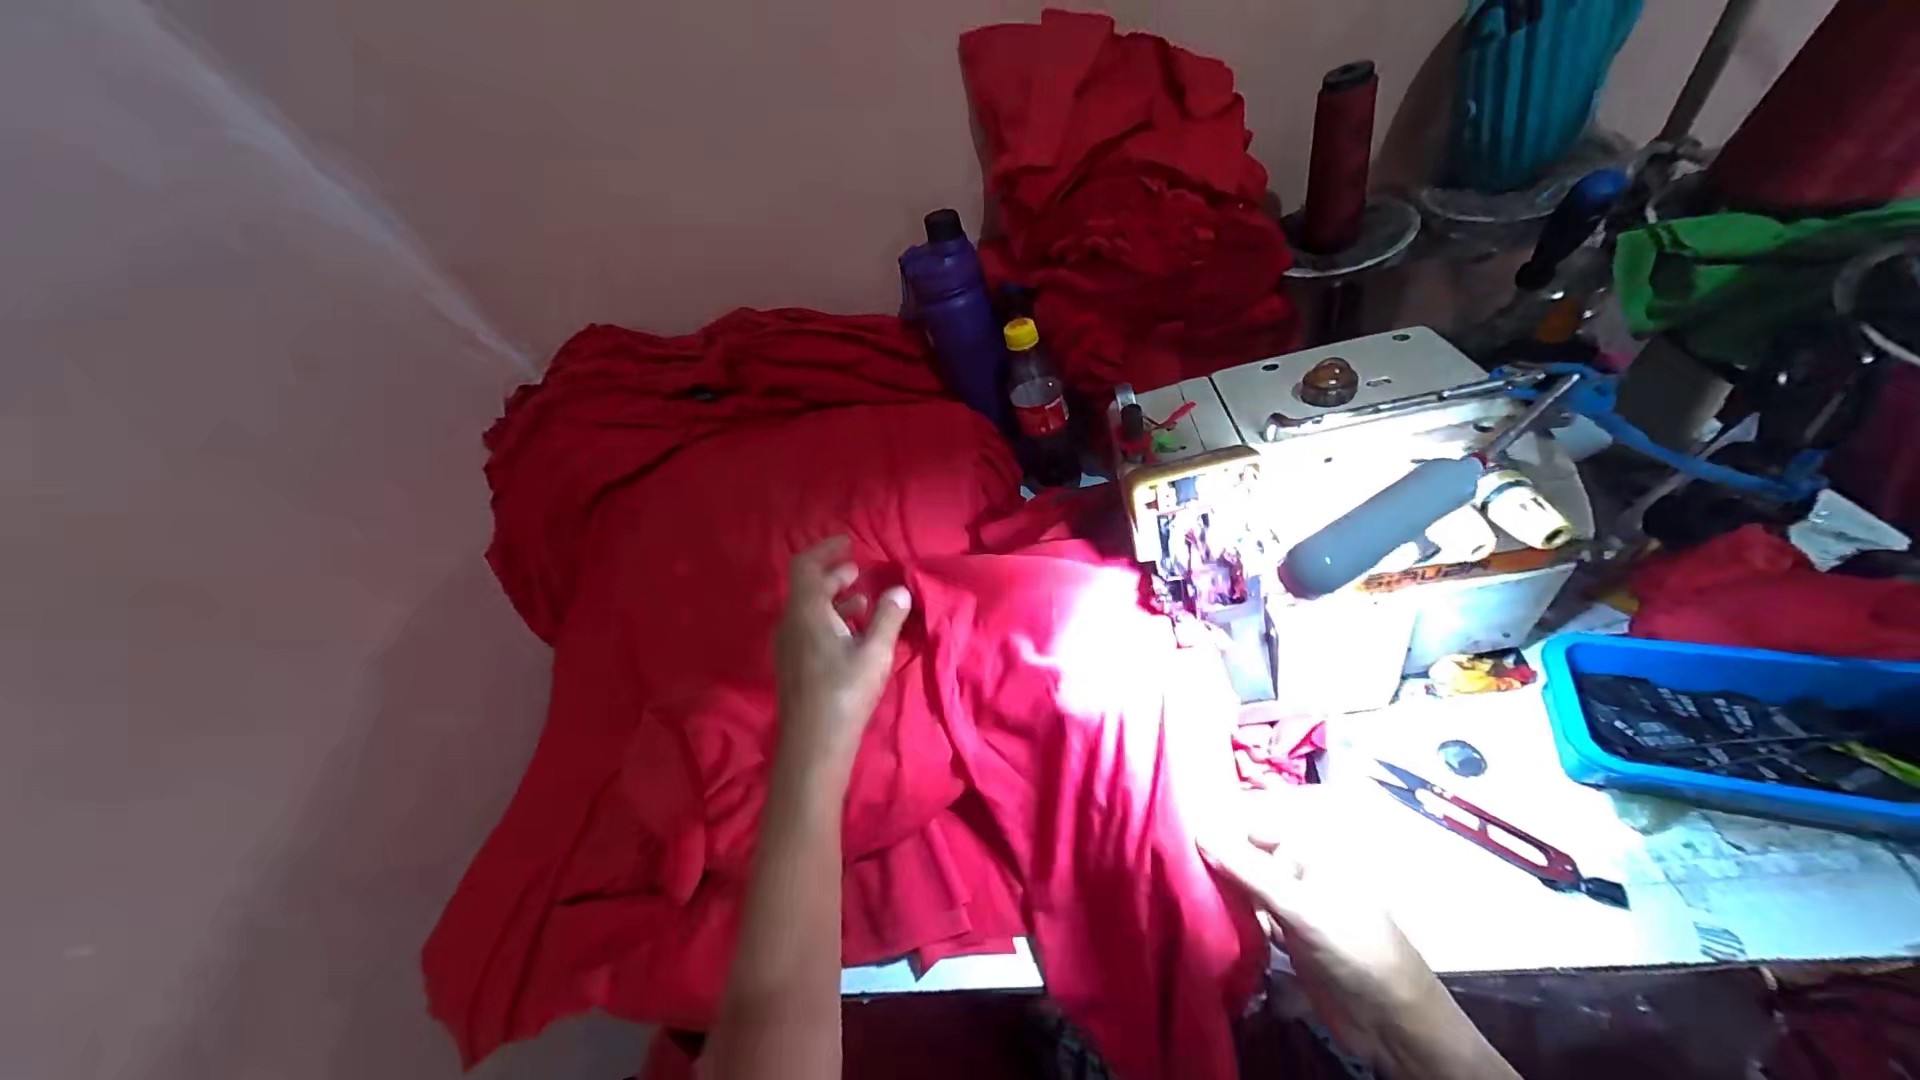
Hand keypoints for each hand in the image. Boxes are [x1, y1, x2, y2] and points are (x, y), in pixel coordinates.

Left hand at [772, 537, 911, 774]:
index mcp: (806, 611)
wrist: (813, 745)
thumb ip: (887, 617)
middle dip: (835, 575)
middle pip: (808, 587)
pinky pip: (809, 627)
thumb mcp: (875, 651)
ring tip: (864, 602)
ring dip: (835, 600)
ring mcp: (789, 645)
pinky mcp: (794, 664)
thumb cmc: (845, 692)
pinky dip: (830, 619)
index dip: (826, 550)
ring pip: (809, 609)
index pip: (806, 565)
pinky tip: (854, 634)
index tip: (849, 545)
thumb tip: (900, 590)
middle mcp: (791, 623)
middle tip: (860, 573)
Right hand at [1200, 788, 1455, 1067]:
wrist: (1394, 1025)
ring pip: (1242, 889)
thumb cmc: (1353, 949)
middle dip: (1213, 863)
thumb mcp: (1299, 906)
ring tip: (1178, 893)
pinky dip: (1228, 921)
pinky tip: (1203, 923)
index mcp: (1308, 851)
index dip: (1218, 828)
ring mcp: (1289, 905)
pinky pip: (1246, 919)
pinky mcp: (1283, 938)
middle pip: (1244, 857)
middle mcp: (1296, 872)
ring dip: (1218, 894)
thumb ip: (1247, 870)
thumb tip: (1197, 831)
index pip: (1252, 826)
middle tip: (1171, 866)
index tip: (1178, 834)